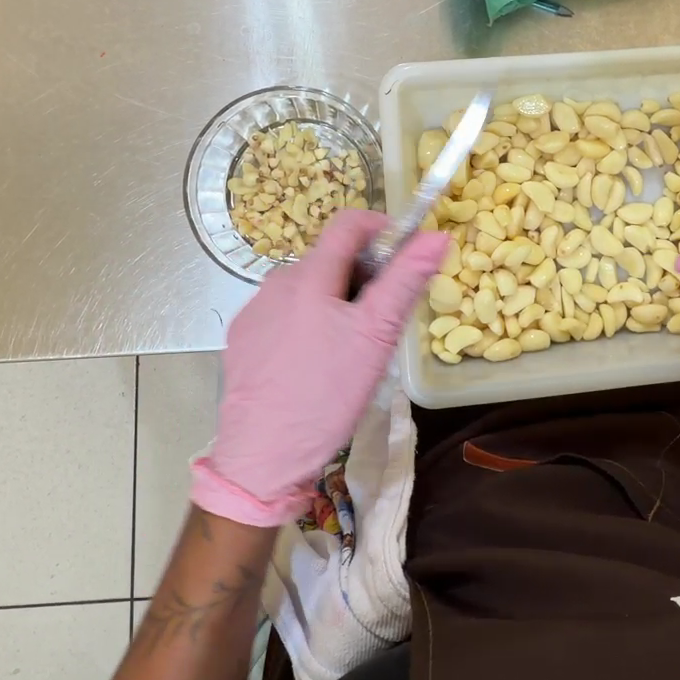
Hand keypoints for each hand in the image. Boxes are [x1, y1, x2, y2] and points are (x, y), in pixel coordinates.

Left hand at [190, 210, 448, 525]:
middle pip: (329, 259)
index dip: (383, 229)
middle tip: (382, 320)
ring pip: (307, 289)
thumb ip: (405, 281)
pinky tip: (315, 364)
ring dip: (334, 302)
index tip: (404, 259)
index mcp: (309, 275)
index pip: (348, 223)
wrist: (262, 456)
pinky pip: (284, 315)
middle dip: (362, 277)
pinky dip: (307, 324)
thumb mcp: (377, 337)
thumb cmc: (327, 394)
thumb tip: (438, 236)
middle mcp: (275, 283)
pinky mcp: (242, 340)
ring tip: (350, 348)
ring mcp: (254, 312)